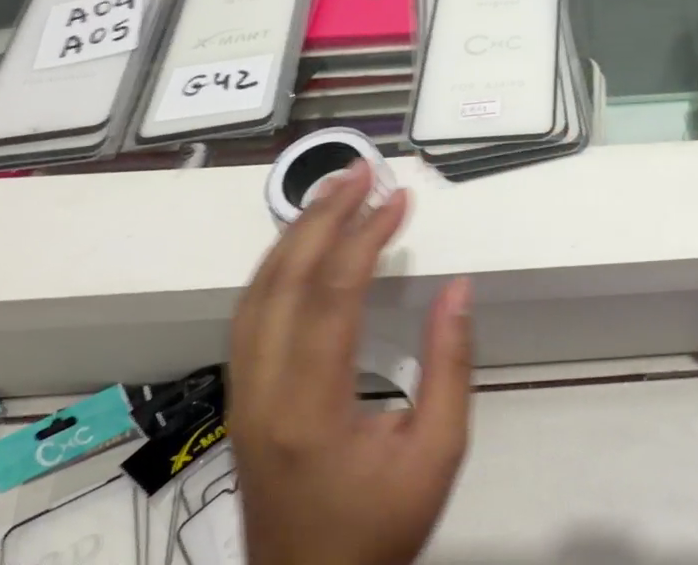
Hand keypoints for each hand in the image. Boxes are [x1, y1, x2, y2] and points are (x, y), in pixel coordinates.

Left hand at [229, 161, 471, 564]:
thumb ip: (449, 366)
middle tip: (360, 172)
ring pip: (254, 295)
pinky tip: (301, 247)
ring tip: (332, 193)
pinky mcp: (240, 399)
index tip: (398, 198)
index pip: (332, 298)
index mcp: (311, 409)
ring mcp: (241, 396)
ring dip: (292, 236)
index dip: (365, 238)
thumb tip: (457, 287)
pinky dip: (276, 268)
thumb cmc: (382, 525)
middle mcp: (261, 393)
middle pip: (282, 283)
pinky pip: (250, 316)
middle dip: (320, 217)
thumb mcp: (438, 452)